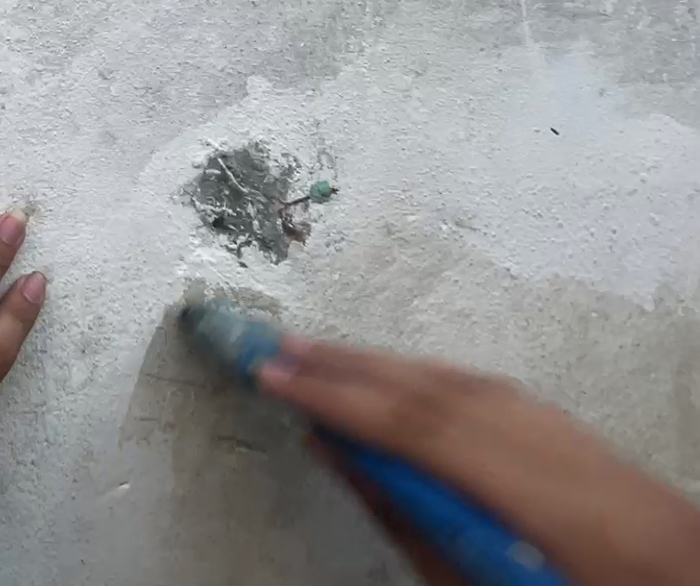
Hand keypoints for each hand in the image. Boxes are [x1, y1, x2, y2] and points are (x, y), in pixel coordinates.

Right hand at [259, 339, 699, 584]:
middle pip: (449, 396)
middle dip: (352, 366)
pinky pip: (503, 396)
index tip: (269, 376)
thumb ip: (411, 523)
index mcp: (571, 521)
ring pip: (474, 385)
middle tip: (277, 347)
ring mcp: (602, 456)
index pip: (428, 434)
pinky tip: (395, 373)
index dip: (338, 398)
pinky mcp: (601, 452)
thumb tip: (334, 448)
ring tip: (318, 352)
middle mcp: (591, 472)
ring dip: (386, 365)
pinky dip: (434, 378)